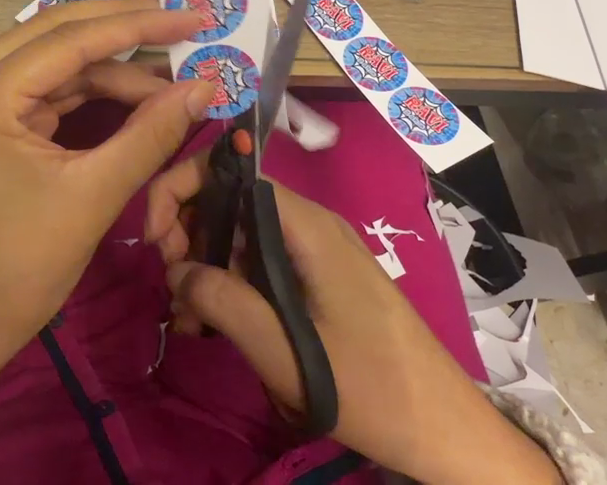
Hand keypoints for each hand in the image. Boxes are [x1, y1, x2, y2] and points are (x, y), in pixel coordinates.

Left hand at [0, 0, 214, 411]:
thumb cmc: (26, 261)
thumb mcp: (94, 193)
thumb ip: (150, 134)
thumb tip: (203, 87)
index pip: (67, 41)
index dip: (135, 26)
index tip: (192, 16)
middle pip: (54, 33)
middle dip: (122, 28)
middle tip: (184, 21)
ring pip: (52, 57)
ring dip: (111, 63)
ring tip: (172, 72)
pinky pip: (46, 84)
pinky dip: (91, 87)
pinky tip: (137, 92)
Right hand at [146, 164, 561, 484]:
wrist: (449, 435)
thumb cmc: (371, 388)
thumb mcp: (284, 350)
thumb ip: (221, 300)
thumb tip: (175, 270)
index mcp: (305, 226)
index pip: (227, 170)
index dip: (180, 190)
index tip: (157, 243)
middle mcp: (308, 225)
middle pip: (226, 200)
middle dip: (185, 235)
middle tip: (172, 289)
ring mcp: (314, 251)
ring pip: (237, 234)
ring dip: (203, 266)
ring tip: (189, 319)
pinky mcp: (316, 278)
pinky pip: (257, 262)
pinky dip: (228, 284)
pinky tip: (213, 324)